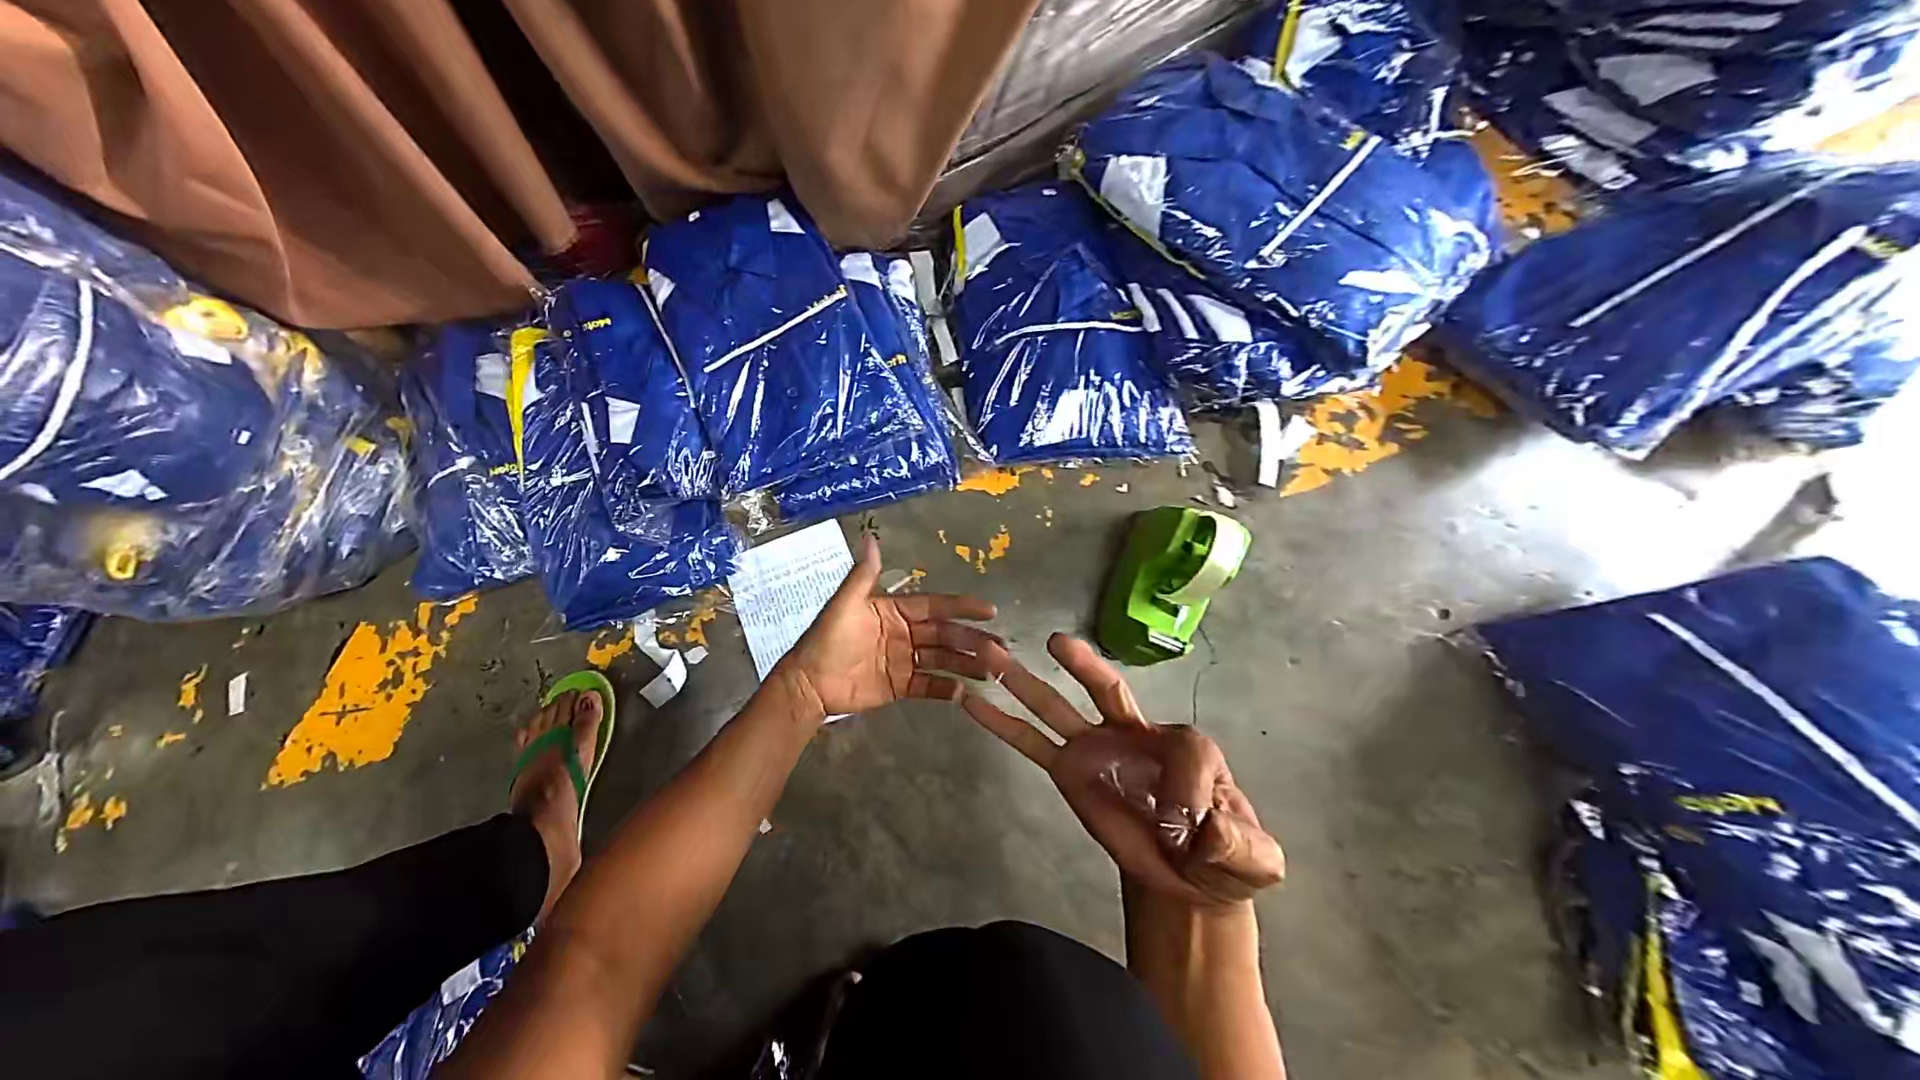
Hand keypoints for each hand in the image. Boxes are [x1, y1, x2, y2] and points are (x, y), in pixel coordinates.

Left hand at [776, 533, 999, 715]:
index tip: (989, 611)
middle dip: (972, 640)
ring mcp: (903, 661)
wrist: (807, 683)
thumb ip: (863, 575)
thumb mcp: (845, 604)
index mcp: (895, 611)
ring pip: (942, 660)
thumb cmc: (826, 640)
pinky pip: (927, 686)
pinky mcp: (900, 686)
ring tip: (992, 670)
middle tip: (1000, 649)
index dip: (962, 607)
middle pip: (944, 635)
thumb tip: (871, 537)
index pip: (935, 606)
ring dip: (966, 663)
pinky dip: (945, 689)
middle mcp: (904, 634)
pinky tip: (963, 693)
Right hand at [964, 633, 1284, 907]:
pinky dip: (1002, 724)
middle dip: (1080, 664)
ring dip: (1024, 681)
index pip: (1182, 747)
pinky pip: (1031, 744)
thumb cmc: (1225, 855)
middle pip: (1105, 690)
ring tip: (989, 652)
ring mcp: (1096, 751)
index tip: (1190, 836)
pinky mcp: (1069, 774)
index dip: (1187, 790)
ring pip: (1057, 708)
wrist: (1190, 878)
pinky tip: (972, 702)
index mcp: (1186, 745)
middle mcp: (1135, 735)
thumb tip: (1204, 829)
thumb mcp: (1254, 857)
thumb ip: (1240, 843)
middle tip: (1053, 639)